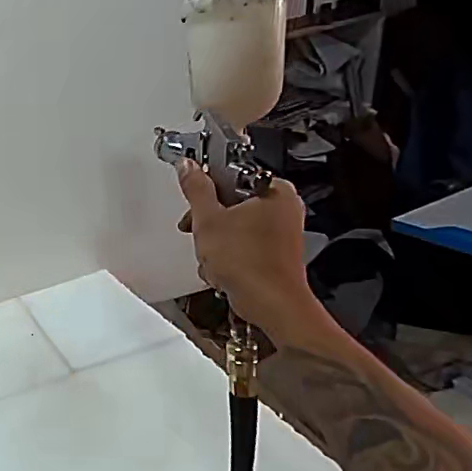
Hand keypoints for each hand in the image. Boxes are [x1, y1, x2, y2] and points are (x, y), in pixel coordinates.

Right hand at [175, 159, 327, 343]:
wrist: (269, 304)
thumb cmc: (249, 263)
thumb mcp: (208, 219)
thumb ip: (196, 189)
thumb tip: (188, 167)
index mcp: (275, 191)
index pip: (232, 174)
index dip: (208, 188)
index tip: (194, 199)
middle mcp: (283, 209)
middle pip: (231, 202)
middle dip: (209, 221)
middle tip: (198, 229)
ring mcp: (279, 233)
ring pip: (233, 226)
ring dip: (215, 241)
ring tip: (212, 254)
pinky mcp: (272, 254)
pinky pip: (240, 246)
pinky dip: (227, 256)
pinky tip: (221, 268)